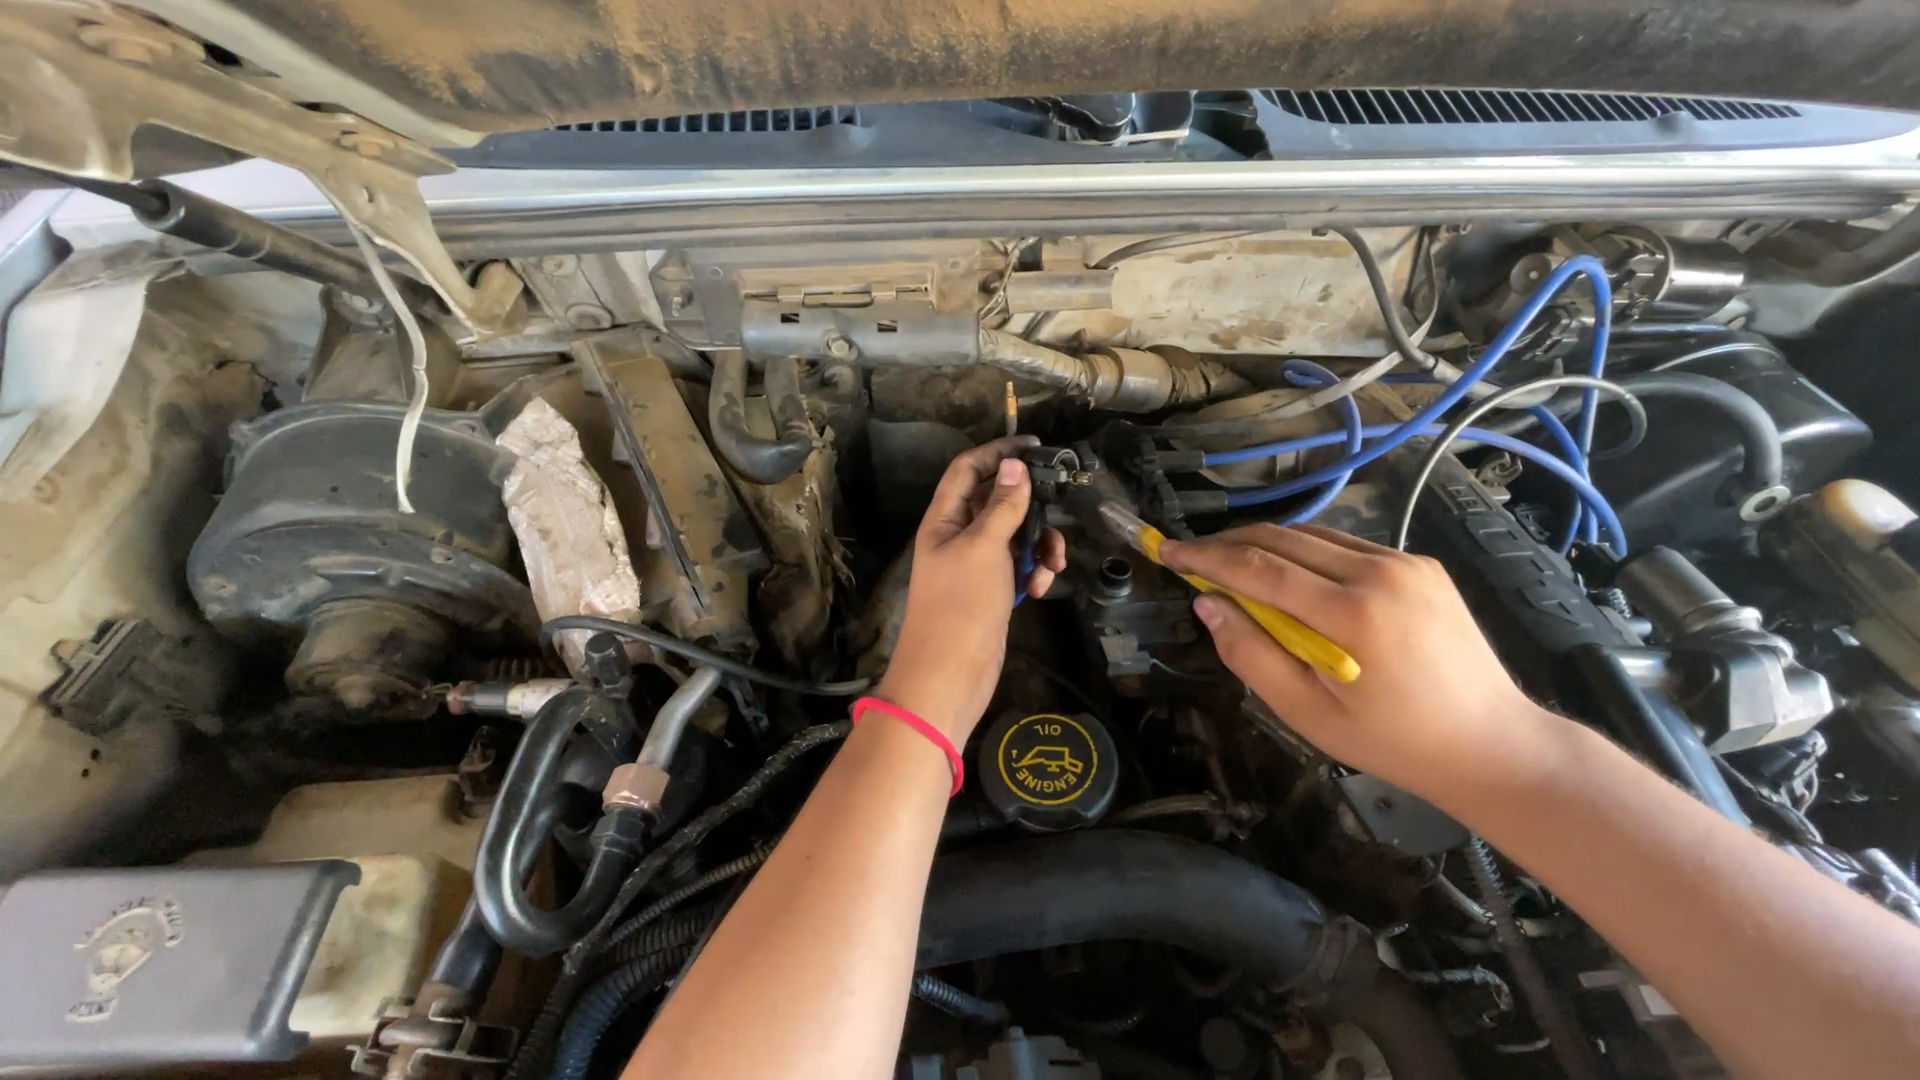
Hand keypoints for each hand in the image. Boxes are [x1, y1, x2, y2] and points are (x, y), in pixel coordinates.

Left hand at [878, 437, 1066, 744]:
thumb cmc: (961, 606)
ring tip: (1051, 563)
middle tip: (1057, 509)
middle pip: (998, 501)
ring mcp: (976, 565)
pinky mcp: (993, 590)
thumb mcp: (984, 548)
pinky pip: (1019, 566)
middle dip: (1030, 506)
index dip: (998, 453)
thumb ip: (1003, 506)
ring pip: (1015, 536)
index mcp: (944, 520)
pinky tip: (1041, 587)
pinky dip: (1034, 571)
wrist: (950, 674)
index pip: (968, 470)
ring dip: (1038, 544)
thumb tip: (1015, 464)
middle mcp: (958, 536)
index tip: (1035, 446)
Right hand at [1162, 524, 1562, 802]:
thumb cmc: (1392, 741)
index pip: (1258, 568)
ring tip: (1228, 564)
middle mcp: (1381, 572)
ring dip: (1264, 545)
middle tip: (1189, 556)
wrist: (1492, 743)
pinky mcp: (1421, 565)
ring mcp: (1406, 562)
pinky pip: (1345, 547)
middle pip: (1282, 539)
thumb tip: (1207, 604)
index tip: (1167, 551)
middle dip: (1227, 543)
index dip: (1205, 557)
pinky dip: (1305, 553)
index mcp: (1352, 613)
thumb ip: (1250, 653)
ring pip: (1313, 536)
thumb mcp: (1307, 713)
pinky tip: (1288, 576)